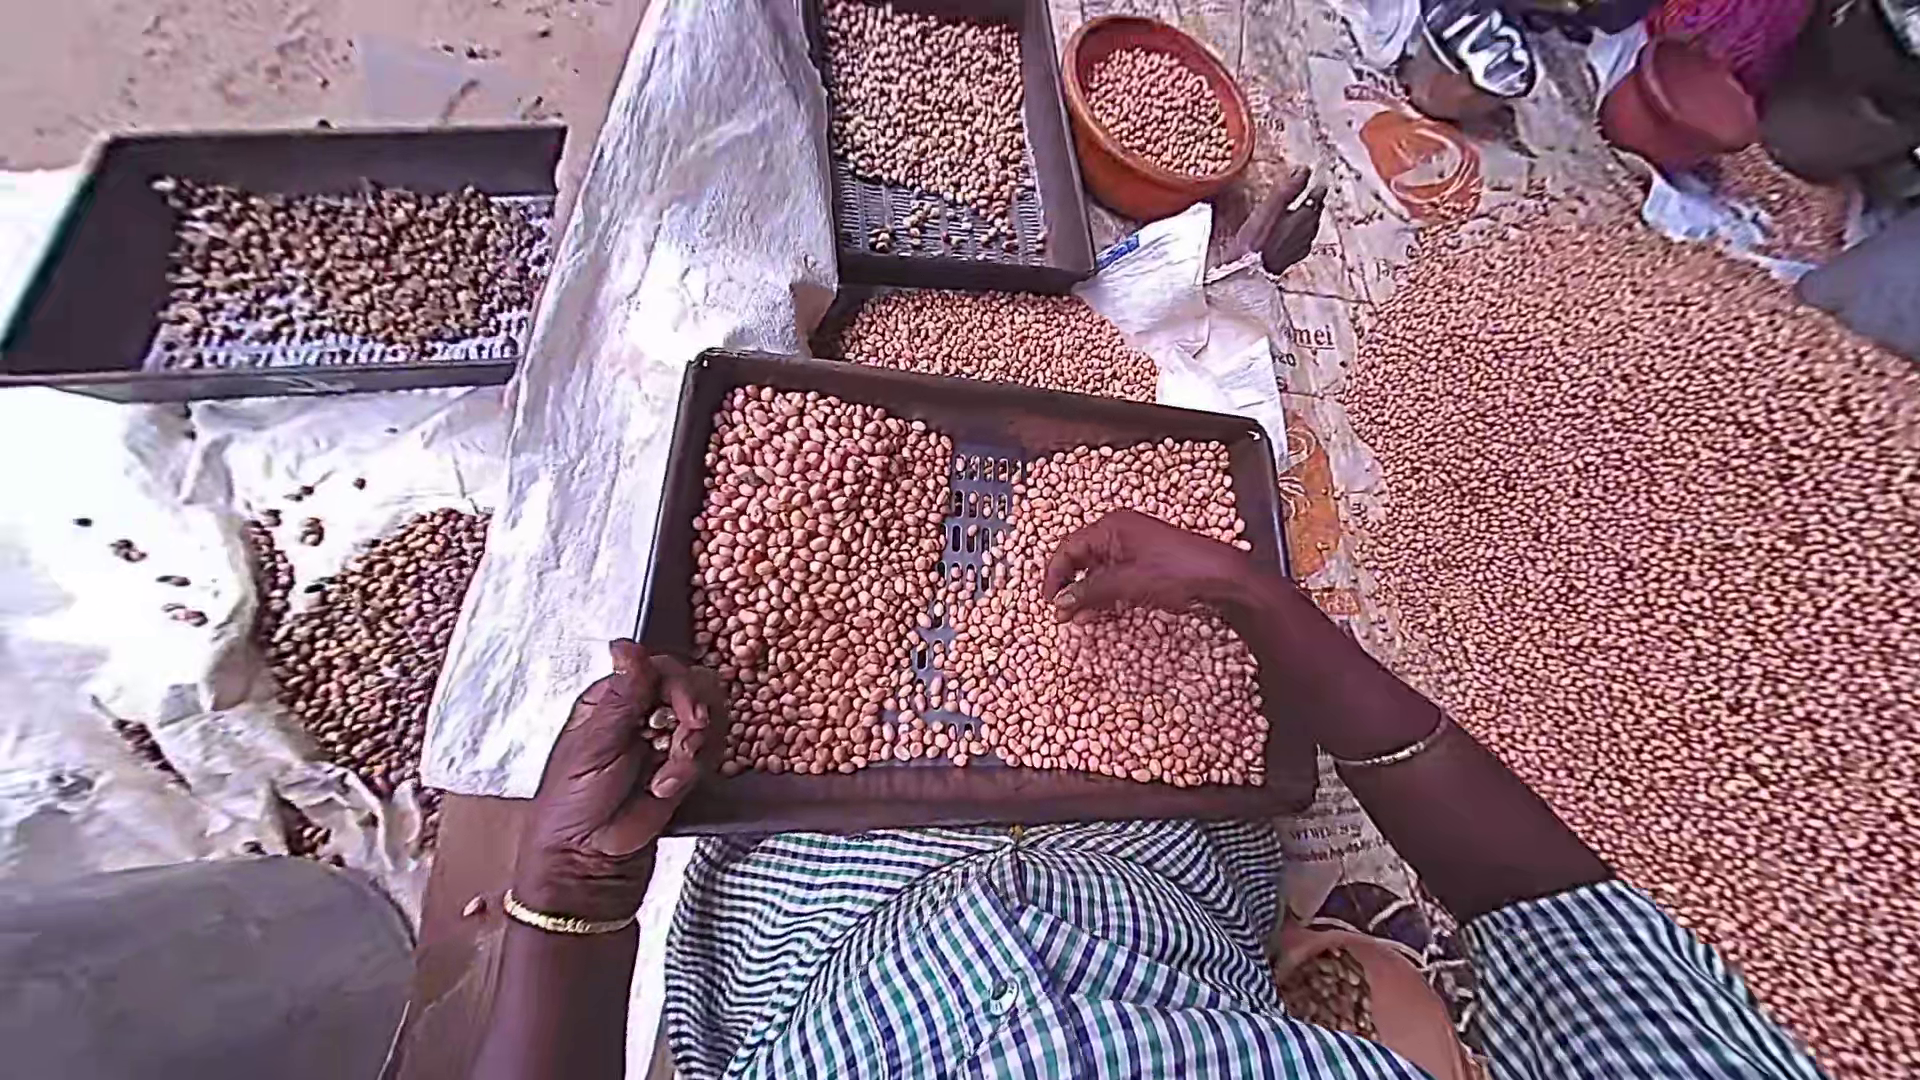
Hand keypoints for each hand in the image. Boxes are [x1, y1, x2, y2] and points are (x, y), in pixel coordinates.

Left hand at [510, 639, 721, 922]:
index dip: (681, 685)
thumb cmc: (573, 804)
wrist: (589, 861)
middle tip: (683, 742)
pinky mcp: (686, 760)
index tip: (686, 711)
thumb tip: (626, 645)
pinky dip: (693, 768)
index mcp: (616, 697)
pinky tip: (666, 788)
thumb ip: (621, 695)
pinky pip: (712, 747)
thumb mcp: (593, 746)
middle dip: (695, 715)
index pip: (663, 668)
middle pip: (695, 685)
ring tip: (666, 776)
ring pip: (709, 714)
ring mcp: (669, 734)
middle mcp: (646, 709)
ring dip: (693, 747)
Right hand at [1042, 510, 1252, 622]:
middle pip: (1080, 558)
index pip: (1068, 548)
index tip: (1049, 600)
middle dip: (1069, 585)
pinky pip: (1114, 576)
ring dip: (1086, 593)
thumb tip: (1062, 600)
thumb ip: (1090, 591)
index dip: (1055, 575)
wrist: (1224, 579)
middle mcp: (1119, 533)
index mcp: (1111, 526)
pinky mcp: (1146, 564)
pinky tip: (1101, 611)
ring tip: (1080, 616)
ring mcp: (1134, 548)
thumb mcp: (1127, 582)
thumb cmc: (1179, 571)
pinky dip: (1104, 593)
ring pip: (1097, 570)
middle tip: (1062, 611)